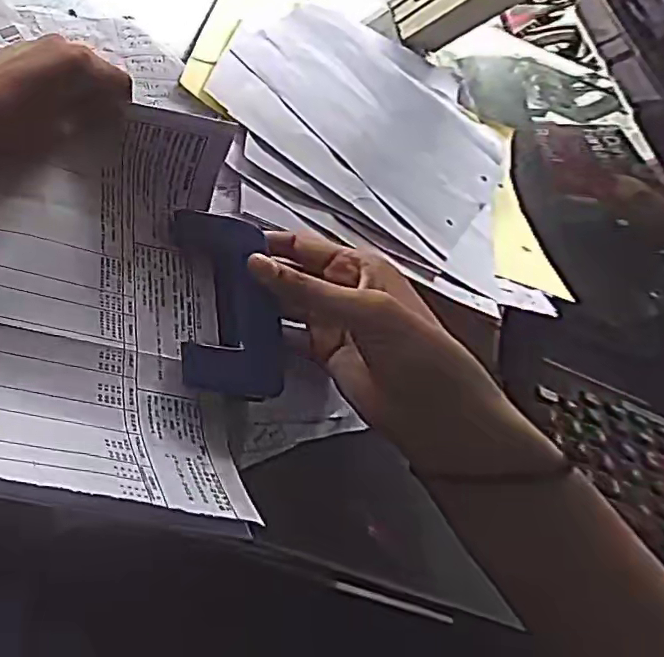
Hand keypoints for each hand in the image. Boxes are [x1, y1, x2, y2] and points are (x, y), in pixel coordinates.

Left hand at [0, 35, 132, 155]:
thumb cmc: (7, 125)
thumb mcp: (56, 130)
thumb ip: (89, 117)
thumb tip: (107, 110)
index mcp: (78, 61)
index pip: (118, 80)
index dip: (121, 105)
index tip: (114, 126)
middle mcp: (62, 44)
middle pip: (96, 69)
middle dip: (98, 94)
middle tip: (92, 124)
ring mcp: (37, 44)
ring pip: (72, 66)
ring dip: (76, 88)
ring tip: (64, 117)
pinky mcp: (17, 51)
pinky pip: (50, 65)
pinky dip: (55, 82)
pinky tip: (41, 105)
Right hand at [248, 231, 560, 477]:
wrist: (441, 420)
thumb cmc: (426, 356)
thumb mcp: (364, 309)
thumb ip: (305, 287)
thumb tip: (259, 264)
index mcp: (359, 267)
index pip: (303, 245)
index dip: (269, 242)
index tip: (235, 243)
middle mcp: (342, 290)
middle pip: (289, 272)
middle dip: (259, 270)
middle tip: (222, 268)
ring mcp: (331, 321)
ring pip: (284, 301)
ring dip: (259, 299)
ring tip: (226, 294)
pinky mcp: (323, 351)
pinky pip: (285, 334)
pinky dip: (265, 330)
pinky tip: (246, 328)